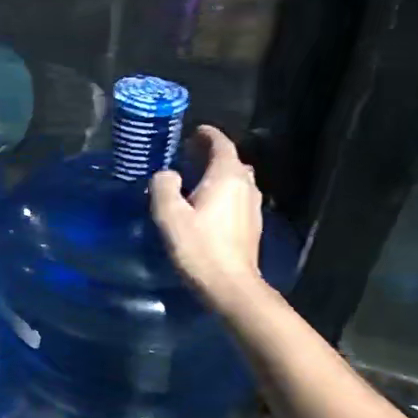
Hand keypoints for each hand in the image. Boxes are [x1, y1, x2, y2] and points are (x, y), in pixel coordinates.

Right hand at [150, 126, 266, 311]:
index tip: (193, 131)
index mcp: (227, 176)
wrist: (230, 285)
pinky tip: (209, 206)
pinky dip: (224, 193)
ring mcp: (253, 206)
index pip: (221, 144)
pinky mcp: (252, 225)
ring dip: (219, 175)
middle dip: (212, 154)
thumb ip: (164, 187)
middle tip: (189, 156)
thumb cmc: (199, 247)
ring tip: (197, 180)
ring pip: (237, 180)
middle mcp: (246, 185)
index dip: (207, 135)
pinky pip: (238, 197)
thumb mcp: (170, 215)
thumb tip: (167, 174)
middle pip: (231, 160)